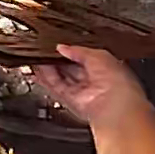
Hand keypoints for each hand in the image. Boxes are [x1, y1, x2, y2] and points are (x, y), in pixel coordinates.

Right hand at [33, 44, 150, 125]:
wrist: (115, 106)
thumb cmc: (118, 82)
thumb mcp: (98, 56)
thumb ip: (78, 51)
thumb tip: (63, 48)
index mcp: (106, 69)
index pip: (85, 58)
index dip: (71, 52)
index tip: (58, 46)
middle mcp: (95, 81)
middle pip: (70, 68)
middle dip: (57, 59)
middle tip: (44, 50)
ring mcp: (83, 92)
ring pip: (61, 78)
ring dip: (48, 68)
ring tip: (36, 58)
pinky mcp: (72, 101)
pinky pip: (56, 87)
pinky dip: (46, 79)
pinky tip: (37, 70)